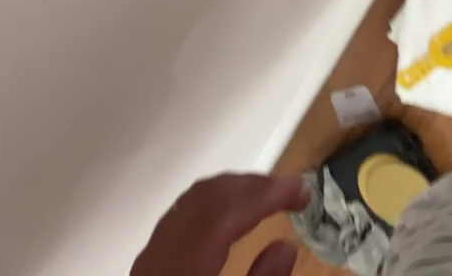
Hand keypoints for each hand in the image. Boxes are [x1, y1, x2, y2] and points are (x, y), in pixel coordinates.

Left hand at [130, 173, 309, 275]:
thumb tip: (286, 244)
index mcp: (183, 266)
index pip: (227, 214)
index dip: (266, 195)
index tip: (302, 189)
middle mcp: (162, 251)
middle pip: (208, 198)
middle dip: (253, 186)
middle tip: (293, 189)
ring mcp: (150, 253)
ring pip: (193, 199)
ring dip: (233, 188)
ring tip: (269, 194)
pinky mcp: (149, 260)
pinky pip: (182, 211)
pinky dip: (213, 199)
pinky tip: (233, 210)